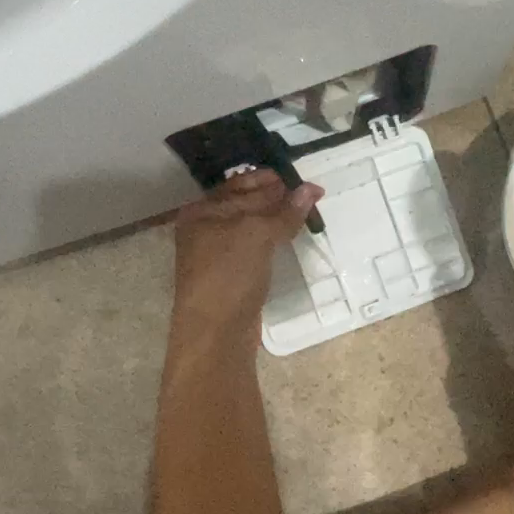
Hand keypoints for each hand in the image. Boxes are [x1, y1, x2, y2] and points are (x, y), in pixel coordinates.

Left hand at [172, 170, 322, 330]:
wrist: (216, 333)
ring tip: (304, 212)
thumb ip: (284, 212)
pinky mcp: (233, 276)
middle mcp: (205, 229)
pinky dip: (272, 239)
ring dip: (276, 218)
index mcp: (202, 212)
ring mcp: (218, 254)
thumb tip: (311, 189)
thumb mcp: (256, 235)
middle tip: (309, 194)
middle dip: (275, 197)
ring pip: (251, 227)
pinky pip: (255, 247)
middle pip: (245, 204)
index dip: (272, 180)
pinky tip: (288, 237)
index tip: (303, 180)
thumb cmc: (228, 275)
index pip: (241, 185)